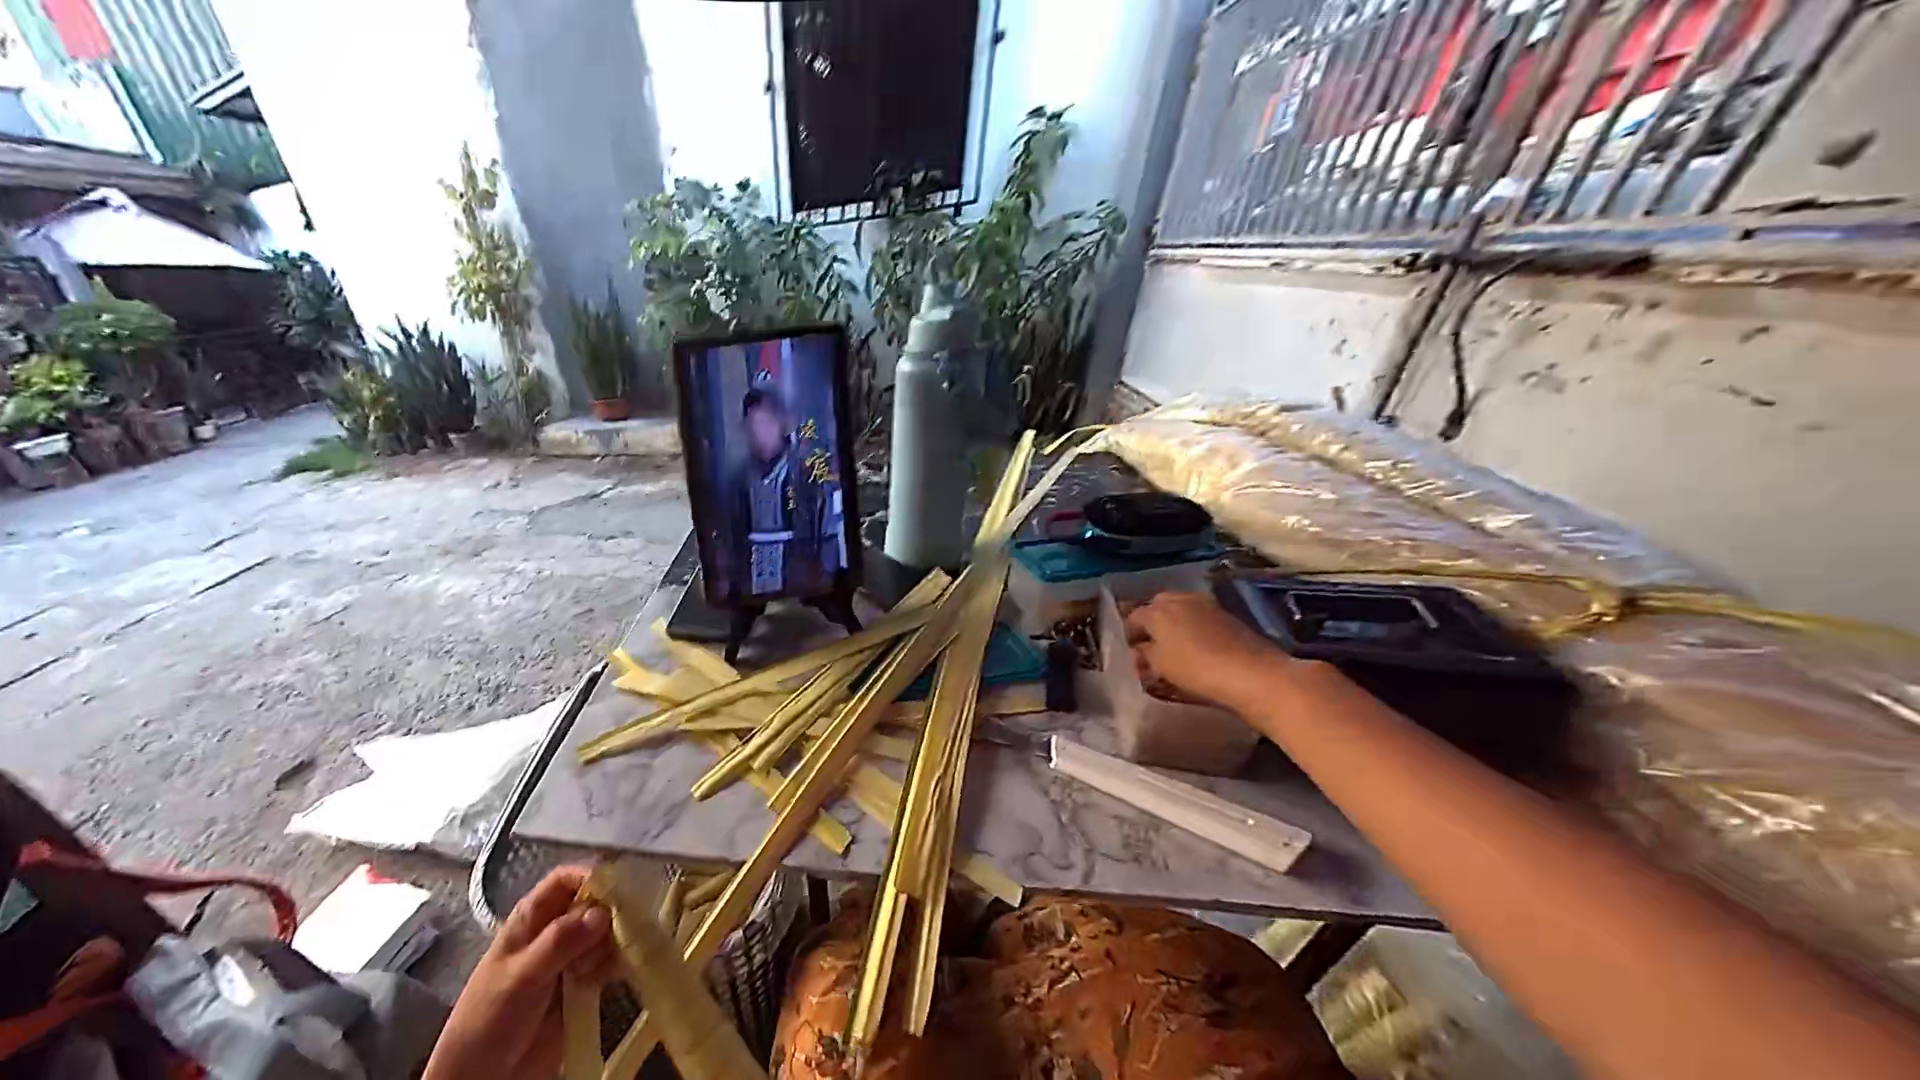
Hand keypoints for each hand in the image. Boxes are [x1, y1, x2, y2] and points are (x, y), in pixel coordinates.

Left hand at [425, 866, 617, 1079]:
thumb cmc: (486, 1023)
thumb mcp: (519, 978)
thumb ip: (558, 943)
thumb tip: (601, 912)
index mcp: (532, 919)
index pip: (566, 879)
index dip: (591, 876)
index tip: (618, 888)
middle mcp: (555, 930)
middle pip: (596, 902)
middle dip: (610, 914)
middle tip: (613, 934)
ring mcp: (571, 957)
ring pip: (609, 930)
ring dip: (614, 943)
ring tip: (598, 968)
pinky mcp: (585, 982)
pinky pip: (613, 960)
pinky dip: (619, 963)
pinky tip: (612, 977)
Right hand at [1123, 591, 1298, 715]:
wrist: (1252, 672)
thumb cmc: (1196, 669)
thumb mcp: (1160, 666)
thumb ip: (1144, 656)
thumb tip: (1138, 651)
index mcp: (1157, 610)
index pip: (1133, 618)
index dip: (1129, 635)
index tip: (1130, 652)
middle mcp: (1179, 599)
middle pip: (1157, 607)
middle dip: (1151, 623)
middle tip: (1151, 646)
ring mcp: (1205, 604)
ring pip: (1180, 610)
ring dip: (1174, 624)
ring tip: (1174, 647)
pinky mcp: (1226, 614)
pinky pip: (1199, 617)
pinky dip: (1192, 628)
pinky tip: (1196, 647)